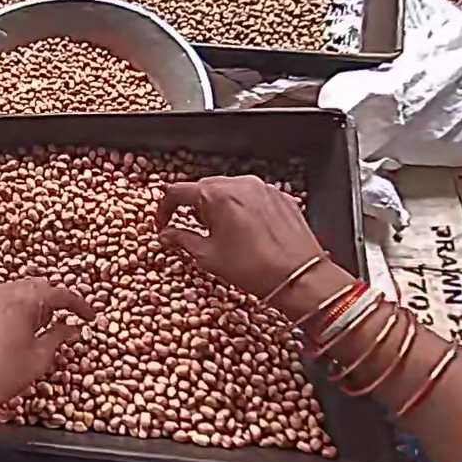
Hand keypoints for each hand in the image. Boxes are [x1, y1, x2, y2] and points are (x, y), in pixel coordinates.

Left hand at [0, 279, 95, 406]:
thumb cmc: (4, 374)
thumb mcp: (39, 357)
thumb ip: (58, 336)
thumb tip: (72, 328)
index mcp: (23, 300)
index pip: (59, 293)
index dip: (78, 304)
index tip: (89, 316)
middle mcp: (4, 291)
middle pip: (39, 286)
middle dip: (56, 300)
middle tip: (67, 319)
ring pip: (20, 289)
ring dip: (36, 301)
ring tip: (45, 324)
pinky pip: (4, 298)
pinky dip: (18, 305)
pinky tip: (23, 325)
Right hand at [155, 175, 327, 299]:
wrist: (299, 276)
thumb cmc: (253, 268)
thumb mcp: (207, 255)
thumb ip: (182, 239)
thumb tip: (167, 235)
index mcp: (217, 196)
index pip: (177, 192)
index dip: (164, 210)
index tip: (163, 224)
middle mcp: (239, 184)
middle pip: (203, 187)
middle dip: (191, 207)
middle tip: (189, 229)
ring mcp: (262, 188)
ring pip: (227, 189)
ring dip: (215, 206)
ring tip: (218, 232)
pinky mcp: (280, 196)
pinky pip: (250, 196)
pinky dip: (239, 208)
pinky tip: (242, 231)